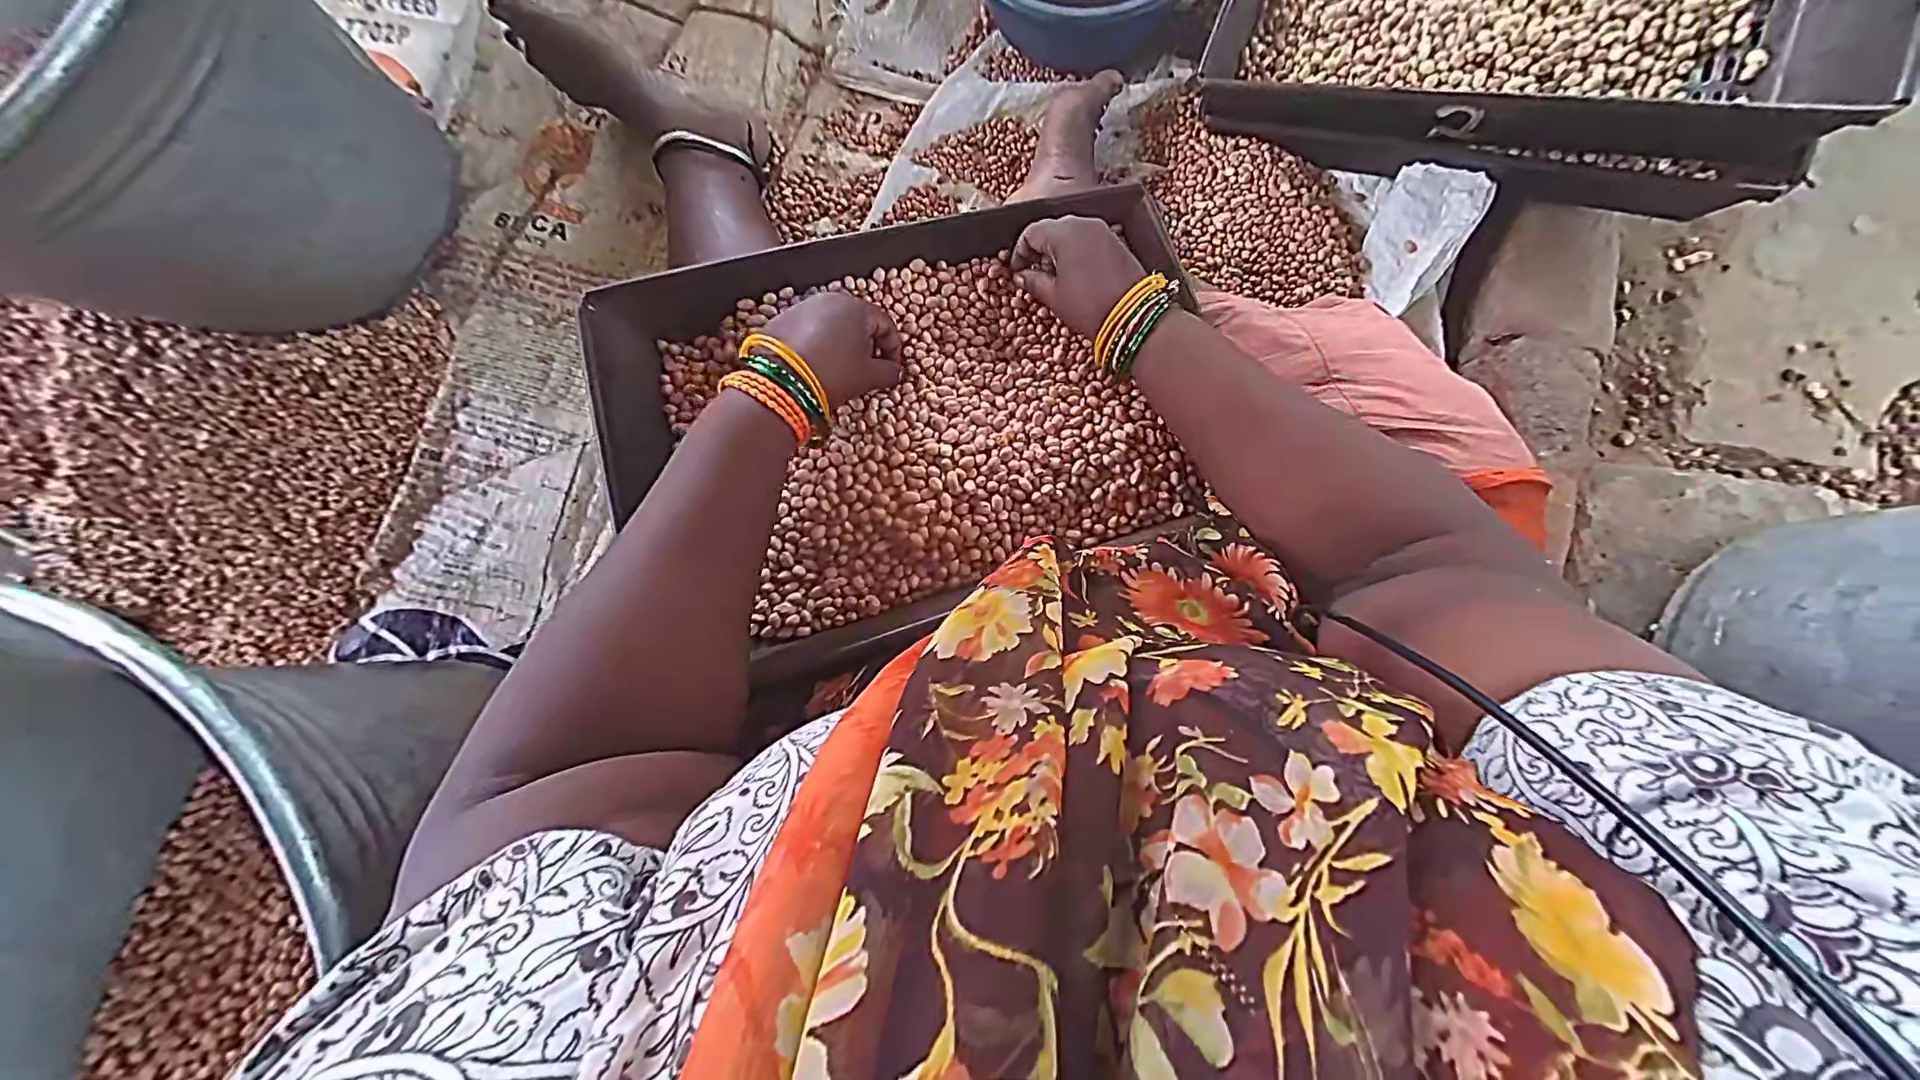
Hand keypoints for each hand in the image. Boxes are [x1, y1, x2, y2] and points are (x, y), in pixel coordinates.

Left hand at [762, 292, 902, 408]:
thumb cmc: (833, 373)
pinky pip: (812, 329)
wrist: (780, 378)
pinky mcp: (784, 317)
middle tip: (868, 369)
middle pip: (859, 321)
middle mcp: (832, 299)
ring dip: (843, 344)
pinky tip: (819, 364)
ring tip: (842, 369)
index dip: (893, 349)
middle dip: (867, 345)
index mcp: (858, 308)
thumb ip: (888, 372)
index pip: (886, 325)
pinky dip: (820, 344)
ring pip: (834, 324)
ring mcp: (805, 306)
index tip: (892, 368)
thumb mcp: (868, 376)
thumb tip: (895, 372)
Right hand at [1010, 215, 1148, 338]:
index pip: (1031, 232)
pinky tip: (1074, 275)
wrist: (1133, 314)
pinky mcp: (1115, 241)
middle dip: (1039, 250)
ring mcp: (1102, 230)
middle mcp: (1084, 223)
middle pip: (1051, 229)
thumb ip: (1033, 281)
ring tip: (1054, 277)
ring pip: (1070, 233)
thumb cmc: (1089, 306)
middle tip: (1033, 273)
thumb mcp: (1054, 296)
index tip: (1017, 269)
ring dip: (1057, 251)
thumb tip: (1022, 275)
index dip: (1020, 251)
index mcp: (1064, 232)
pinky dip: (1075, 252)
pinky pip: (1087, 239)